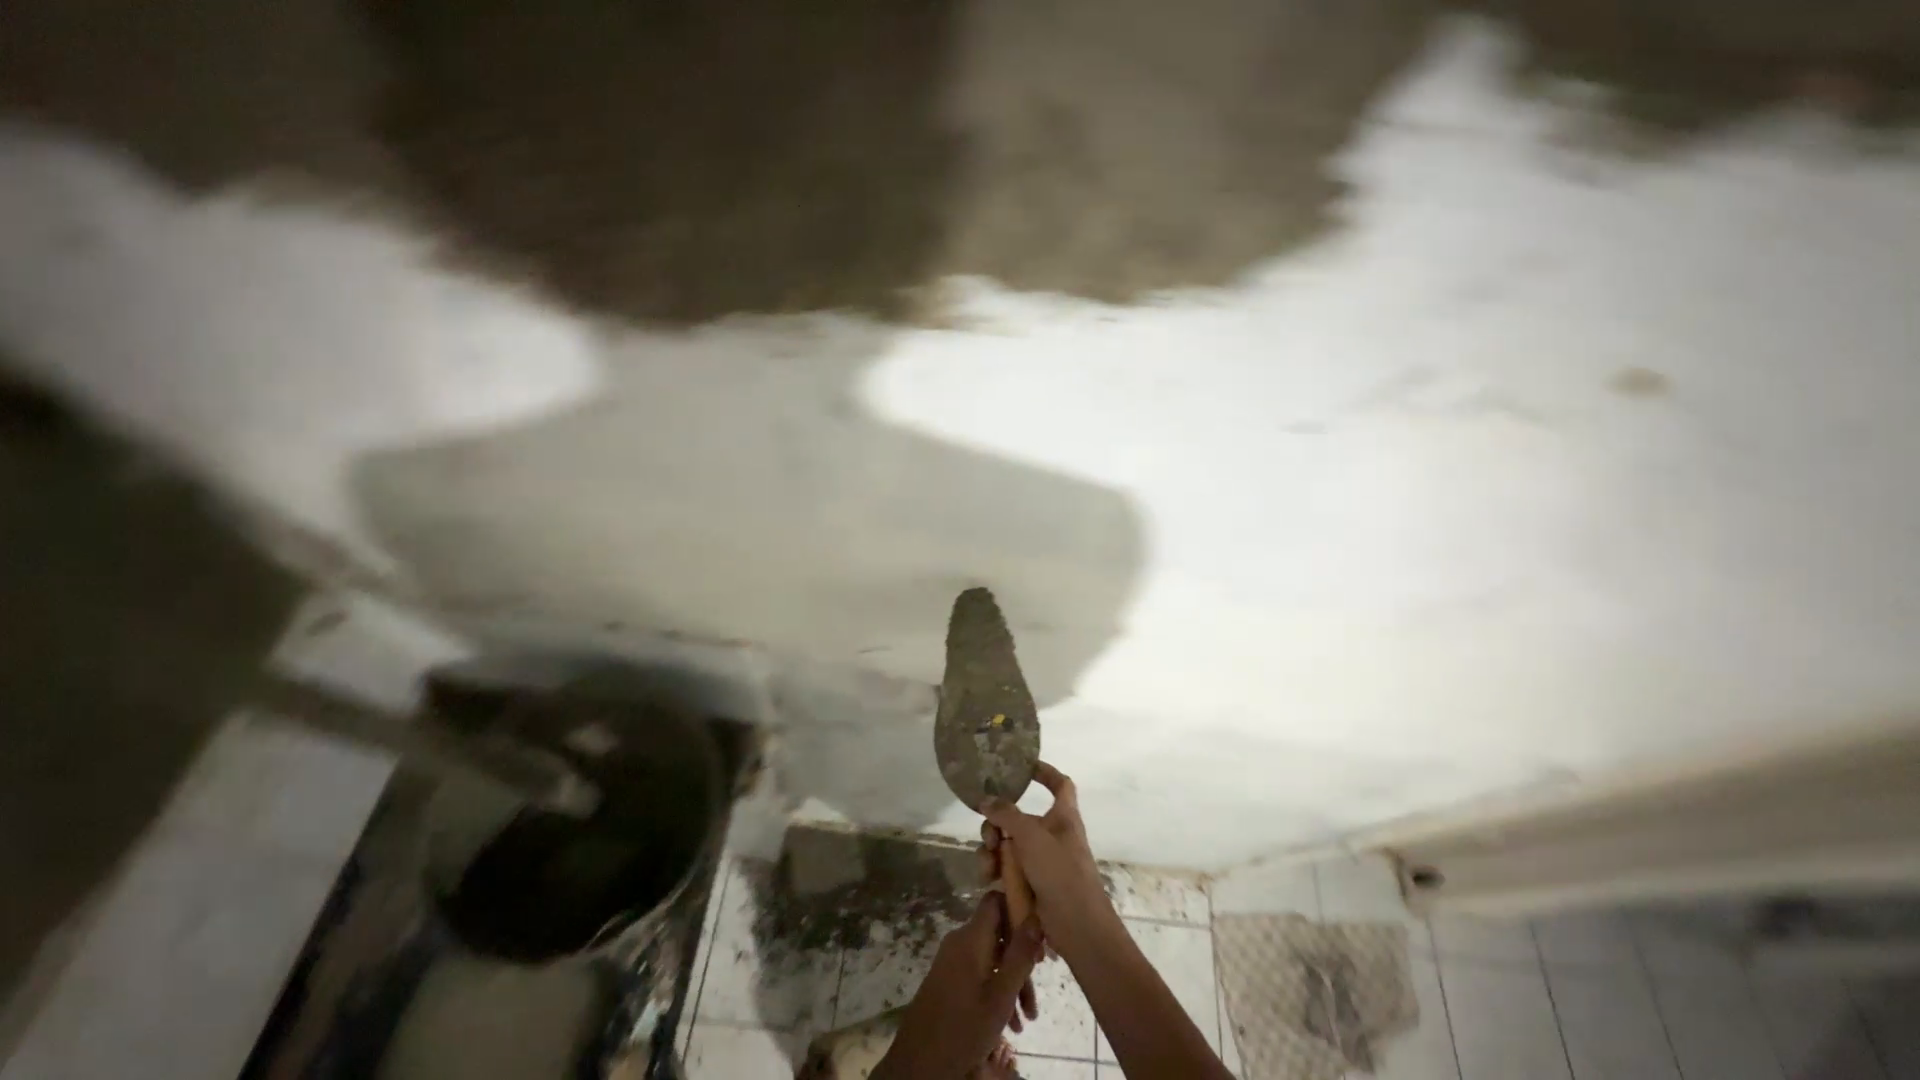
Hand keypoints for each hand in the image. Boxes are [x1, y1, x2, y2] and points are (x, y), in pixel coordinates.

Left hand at [872, 892, 1044, 1079]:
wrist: (918, 1063)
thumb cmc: (964, 1027)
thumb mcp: (1001, 995)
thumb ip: (1020, 955)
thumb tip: (1036, 916)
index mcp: (971, 938)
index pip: (995, 901)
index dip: (1019, 910)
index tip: (1039, 938)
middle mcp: (959, 942)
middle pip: (999, 934)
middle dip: (1022, 962)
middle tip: (1037, 991)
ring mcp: (952, 960)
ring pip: (992, 958)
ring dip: (1012, 984)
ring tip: (1027, 1019)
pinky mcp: (948, 979)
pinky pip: (979, 973)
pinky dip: (996, 990)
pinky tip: (1010, 1023)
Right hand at [981, 762, 1115, 956]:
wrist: (1076, 925)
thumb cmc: (1060, 872)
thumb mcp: (1031, 836)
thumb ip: (1006, 814)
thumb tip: (986, 799)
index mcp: (1063, 817)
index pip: (1060, 784)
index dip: (1044, 772)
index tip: (1023, 766)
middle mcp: (1052, 835)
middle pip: (1018, 818)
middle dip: (997, 824)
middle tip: (990, 837)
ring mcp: (1041, 861)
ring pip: (1008, 845)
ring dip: (992, 851)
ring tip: (987, 866)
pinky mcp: (1031, 883)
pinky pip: (1007, 869)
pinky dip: (996, 870)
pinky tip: (988, 879)